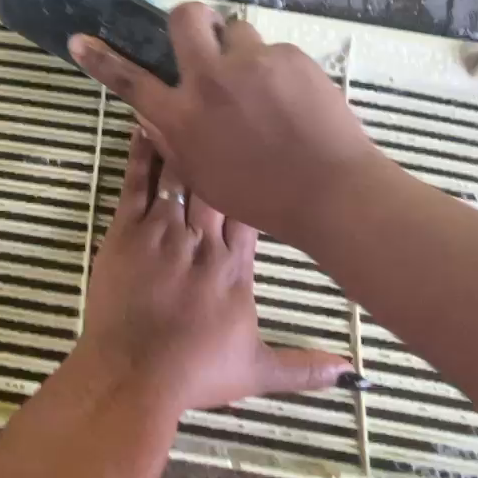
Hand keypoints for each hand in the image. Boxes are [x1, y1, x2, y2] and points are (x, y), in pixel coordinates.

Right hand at [69, 2, 384, 239]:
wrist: (334, 193)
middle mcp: (211, 81)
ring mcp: (252, 63)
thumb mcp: (204, 177)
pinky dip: (275, 69)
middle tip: (203, 41)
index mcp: (184, 117)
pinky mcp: (289, 57)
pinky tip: (292, 100)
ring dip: (238, 50)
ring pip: (235, 30)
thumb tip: (153, 113)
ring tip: (259, 85)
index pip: (130, 81)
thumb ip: (173, 140)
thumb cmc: (263, 196)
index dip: (101, 59)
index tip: (80, 40)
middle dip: (188, 21)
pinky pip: (272, 50)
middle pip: (185, 18)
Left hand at [69, 128, 352, 416]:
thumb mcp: (256, 370)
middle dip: (217, 150)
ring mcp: (163, 230)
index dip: (250, 180)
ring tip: (183, 104)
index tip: (255, 151)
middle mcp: (204, 238)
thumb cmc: (195, 371)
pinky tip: (145, 125)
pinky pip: (137, 183)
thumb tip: (350, 371)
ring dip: (180, 140)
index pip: (249, 211)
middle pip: (215, 182)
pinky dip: (142, 154)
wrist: (137, 372)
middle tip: (218, 111)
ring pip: (178, 174)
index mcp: (235, 266)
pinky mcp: (126, 230)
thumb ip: (303, 367)